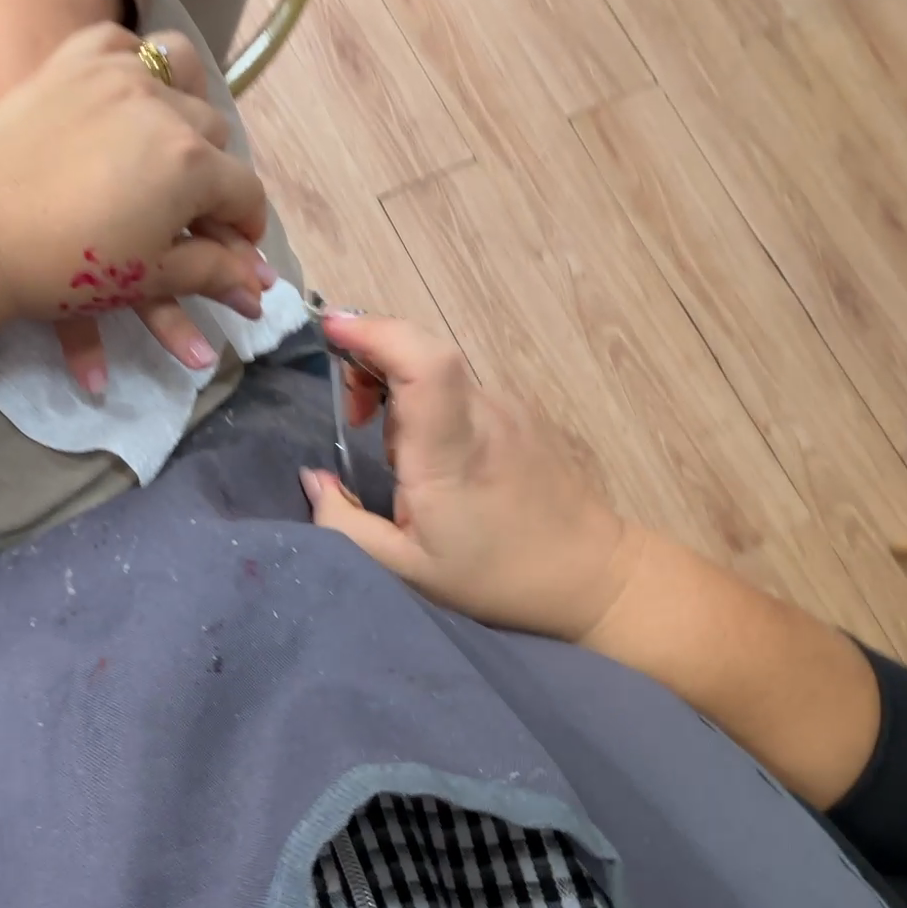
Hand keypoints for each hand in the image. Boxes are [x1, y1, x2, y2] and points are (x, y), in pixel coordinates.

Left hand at [0, 24, 273, 371]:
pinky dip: (132, 64)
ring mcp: (119, 72)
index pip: (244, 193)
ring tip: (168, 138)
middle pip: (216, 136)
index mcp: (191, 166)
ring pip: (181, 74)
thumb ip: (210, 273)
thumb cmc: (65, 267)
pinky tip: (124, 95)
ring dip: (186, 106)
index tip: (238, 247)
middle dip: (213, 175)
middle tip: (192, 207)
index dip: (247, 226)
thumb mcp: (145, 278)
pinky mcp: (75, 58)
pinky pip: (123, 42)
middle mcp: (166, 107)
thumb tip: (257, 286)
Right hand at [298, 313, 646, 642]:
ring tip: (381, 438)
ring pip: (435, 367)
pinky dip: (421, 396)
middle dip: (370, 356)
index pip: (424, 365)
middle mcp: (483, 416)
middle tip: (350, 412)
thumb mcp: (405, 569)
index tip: (332, 330)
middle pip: (422, 350)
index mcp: (451, 454)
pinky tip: (421, 445)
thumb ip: (344, 524)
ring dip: (393, 382)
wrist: (594, 575)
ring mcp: (508, 408)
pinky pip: (456, 385)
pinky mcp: (519, 411)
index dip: (376, 334)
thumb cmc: (496, 577)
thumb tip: (312, 478)